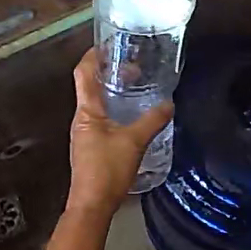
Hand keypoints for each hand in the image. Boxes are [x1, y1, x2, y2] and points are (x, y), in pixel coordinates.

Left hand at [67, 49, 172, 215]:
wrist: (92, 204)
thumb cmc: (108, 170)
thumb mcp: (135, 141)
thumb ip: (153, 121)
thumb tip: (169, 103)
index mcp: (87, 111)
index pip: (83, 73)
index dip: (93, 55)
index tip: (109, 45)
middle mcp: (82, 118)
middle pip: (90, 86)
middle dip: (108, 72)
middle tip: (132, 65)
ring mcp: (84, 133)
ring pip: (96, 103)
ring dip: (113, 91)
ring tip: (135, 86)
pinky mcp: (91, 146)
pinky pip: (101, 118)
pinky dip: (114, 109)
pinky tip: (131, 115)